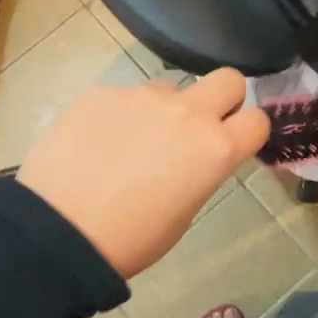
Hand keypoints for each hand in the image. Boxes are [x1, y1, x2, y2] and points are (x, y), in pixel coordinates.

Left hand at [17, 69, 268, 278]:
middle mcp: (187, 113)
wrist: (59, 231)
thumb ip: (201, 170)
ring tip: (132, 145)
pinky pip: (125, 97)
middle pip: (228, 79)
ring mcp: (141, 97)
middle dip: (223, 99)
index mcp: (215, 149)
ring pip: (170, 88)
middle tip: (198, 128)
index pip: (258, 120)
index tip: (234, 143)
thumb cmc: (132, 238)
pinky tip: (98, 145)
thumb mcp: (185, 212)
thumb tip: (194, 155)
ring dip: (164, 110)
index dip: (248, 132)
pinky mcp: (101, 93)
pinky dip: (121, 116)